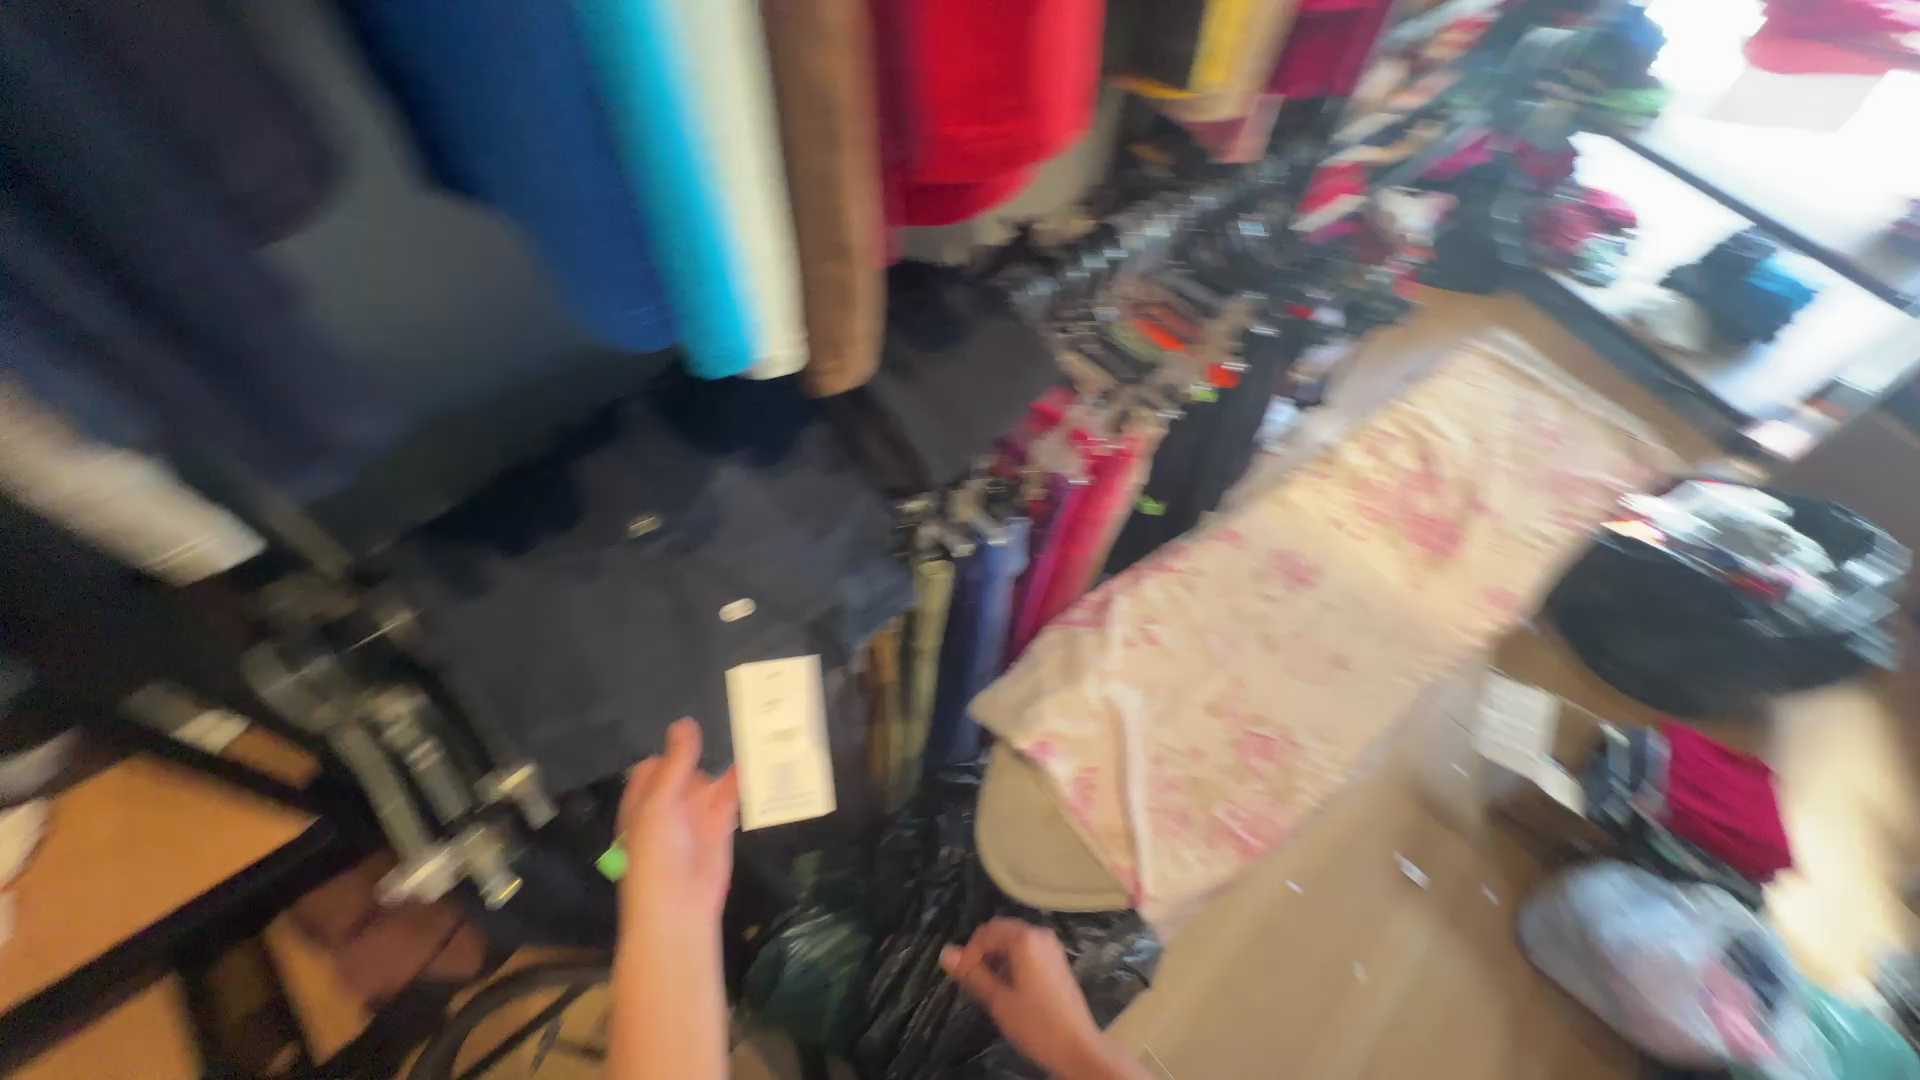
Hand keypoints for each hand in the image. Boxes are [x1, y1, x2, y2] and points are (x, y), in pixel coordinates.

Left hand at [618, 718, 738, 930]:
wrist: (680, 905)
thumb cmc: (657, 853)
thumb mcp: (660, 803)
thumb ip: (676, 763)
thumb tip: (685, 721)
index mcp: (644, 799)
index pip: (656, 763)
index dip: (673, 746)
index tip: (698, 718)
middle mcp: (670, 803)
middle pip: (687, 768)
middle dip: (706, 748)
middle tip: (733, 715)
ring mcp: (697, 814)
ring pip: (712, 779)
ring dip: (727, 761)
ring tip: (753, 728)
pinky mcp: (721, 824)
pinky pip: (733, 795)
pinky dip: (745, 780)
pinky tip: (762, 759)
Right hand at [941, 918, 1144, 1079]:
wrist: (1078, 1048)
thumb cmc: (1036, 1024)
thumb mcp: (999, 1001)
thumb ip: (972, 974)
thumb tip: (945, 953)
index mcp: (1025, 939)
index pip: (986, 932)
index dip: (970, 953)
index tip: (962, 977)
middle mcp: (1039, 934)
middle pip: (1001, 931)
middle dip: (984, 952)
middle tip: (974, 981)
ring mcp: (1051, 946)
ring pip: (1014, 940)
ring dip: (998, 956)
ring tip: (991, 986)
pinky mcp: (1057, 959)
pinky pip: (1028, 949)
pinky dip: (1014, 960)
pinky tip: (1011, 986)